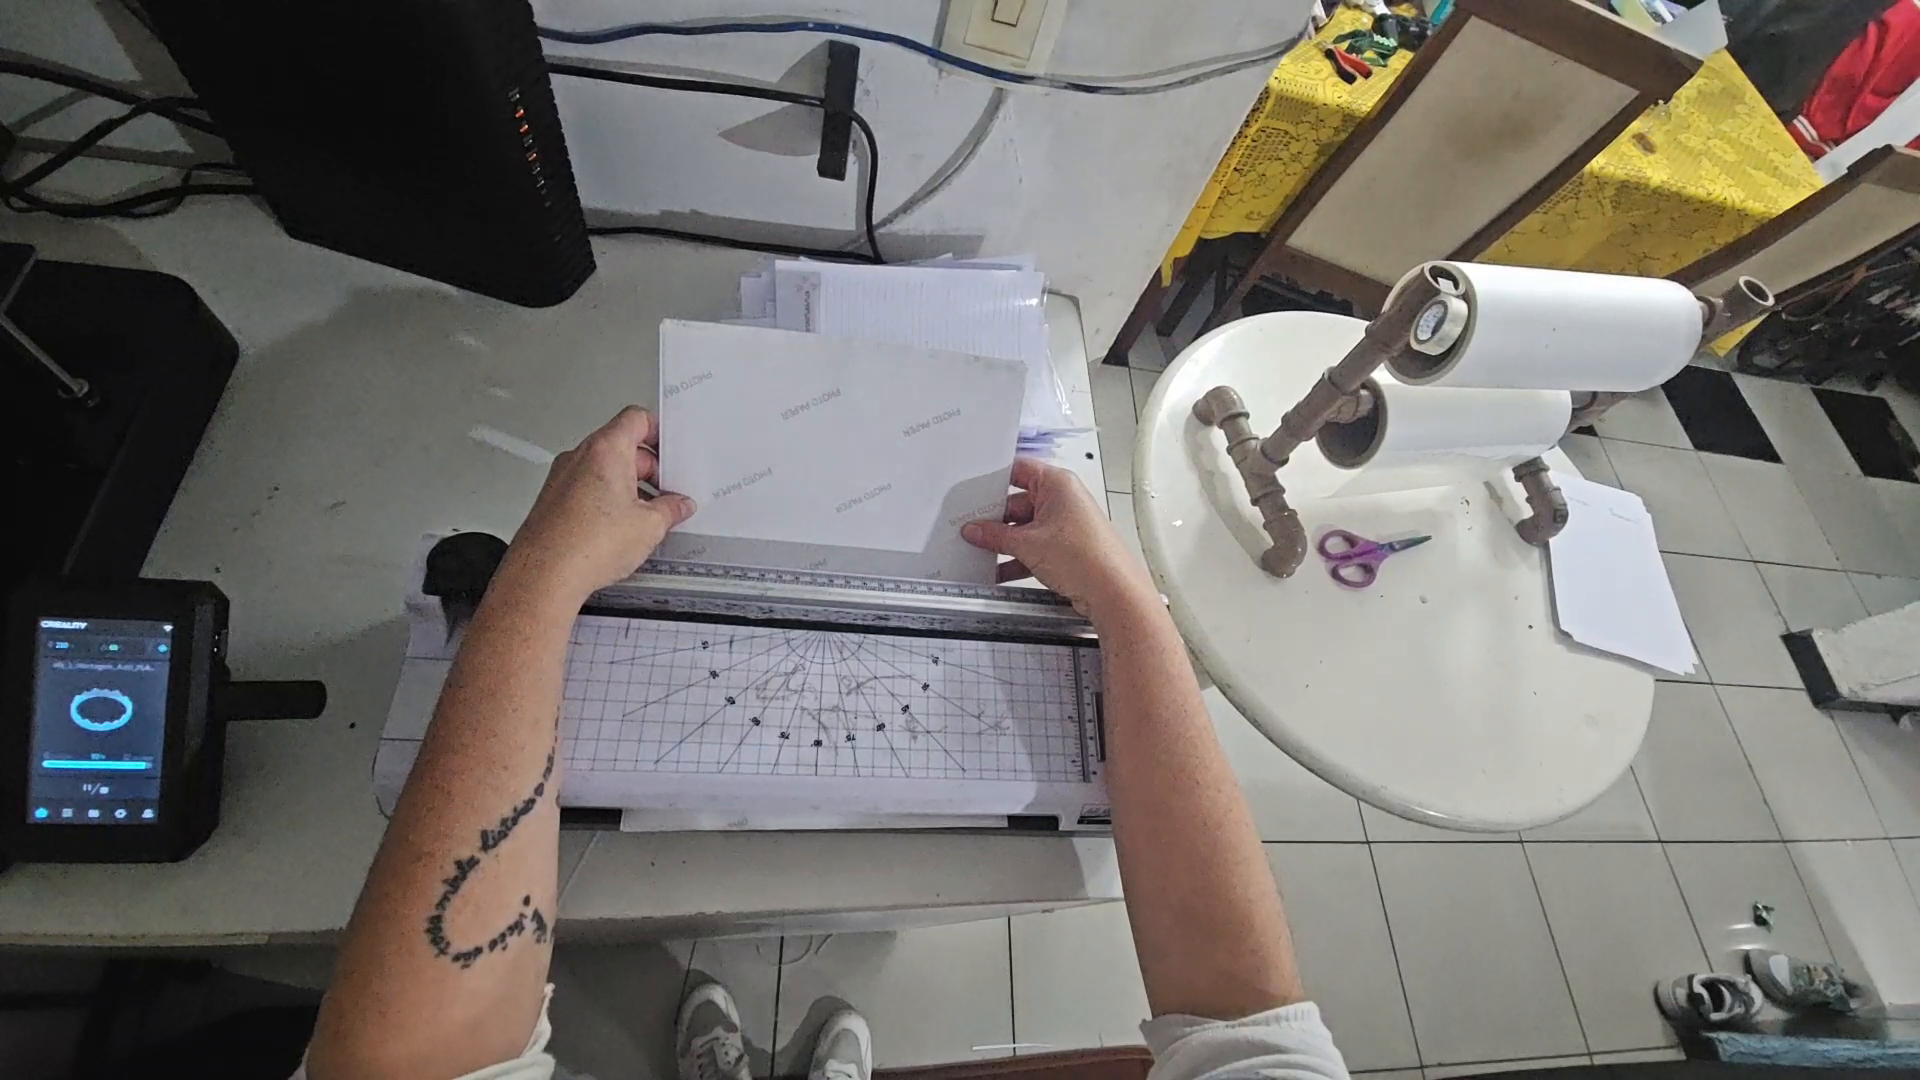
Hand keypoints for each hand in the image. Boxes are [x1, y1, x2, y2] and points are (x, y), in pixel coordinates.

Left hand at [500, 406, 695, 603]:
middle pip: (623, 445)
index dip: (659, 431)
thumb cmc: (586, 545)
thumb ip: (671, 509)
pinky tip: (623, 527)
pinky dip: (609, 499)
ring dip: (630, 485)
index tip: (673, 451)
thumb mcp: (650, 526)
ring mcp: (563, 477)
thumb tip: (678, 505)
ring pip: (606, 468)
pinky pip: (589, 486)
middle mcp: (580, 457)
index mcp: (606, 450)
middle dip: (650, 468)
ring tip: (648, 515)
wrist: (544, 575)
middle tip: (669, 492)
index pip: (636, 419)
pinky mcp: (555, 499)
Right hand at [962, 459, 1156, 619]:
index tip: (972, 491)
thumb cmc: (1088, 557)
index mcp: (1058, 484)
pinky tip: (998, 570)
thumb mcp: (1028, 544)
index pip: (1018, 470)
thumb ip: (996, 536)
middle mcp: (1063, 500)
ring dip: (1004, 542)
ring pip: (1024, 528)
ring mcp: (1064, 525)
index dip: (994, 479)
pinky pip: (1033, 547)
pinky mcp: (1064, 548)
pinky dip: (1016, 558)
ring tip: (980, 551)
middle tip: (971, 528)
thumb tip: (976, 530)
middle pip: (1018, 503)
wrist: (1113, 592)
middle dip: (995, 519)